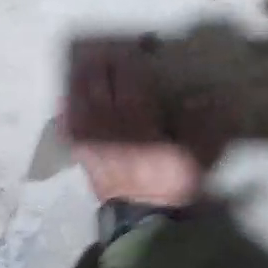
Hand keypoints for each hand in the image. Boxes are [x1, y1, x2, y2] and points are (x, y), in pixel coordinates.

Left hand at [64, 45, 203, 208]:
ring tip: (85, 66)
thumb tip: (202, 96)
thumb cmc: (173, 182)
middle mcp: (109, 123)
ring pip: (79, 101)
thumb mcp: (198, 152)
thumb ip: (201, 122)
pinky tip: (65, 102)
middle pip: (98, 84)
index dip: (129, 59)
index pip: (127, 79)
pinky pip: (69, 127)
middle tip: (105, 50)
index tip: (134, 46)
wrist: (147, 221)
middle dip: (101, 64)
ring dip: (81, 81)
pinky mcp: (83, 155)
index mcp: (138, 118)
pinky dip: (65, 111)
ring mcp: (92, 139)